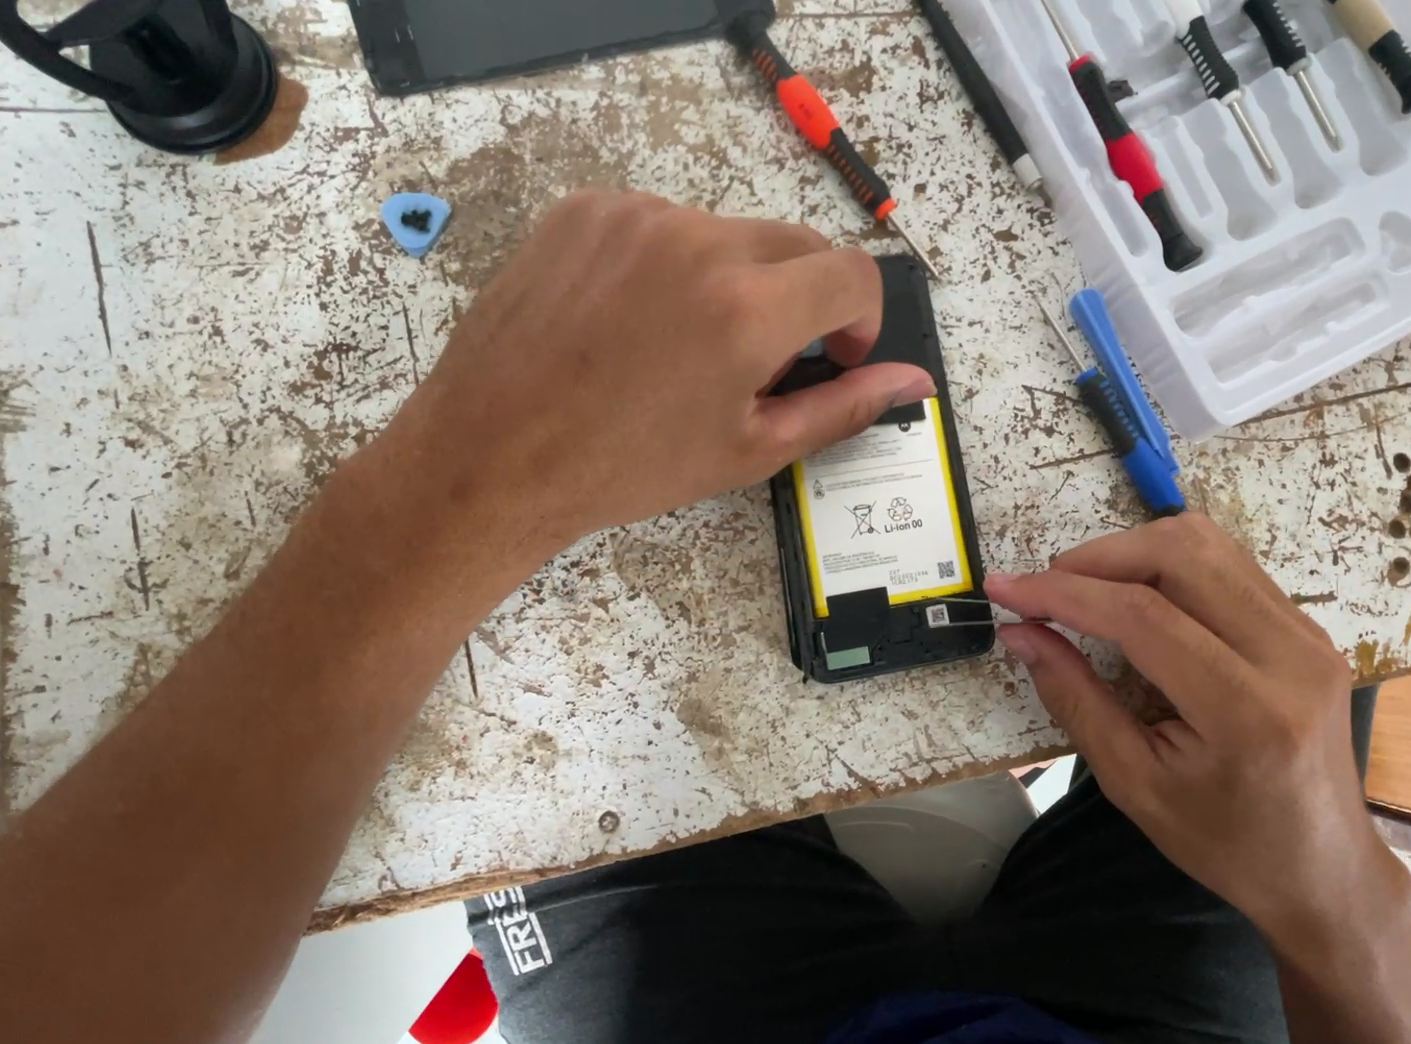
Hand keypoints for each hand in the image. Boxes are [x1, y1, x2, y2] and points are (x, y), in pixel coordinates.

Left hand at [368, 191, 935, 579]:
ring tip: (686, 346)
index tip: (831, 355)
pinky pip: (663, 223)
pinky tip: (637, 319)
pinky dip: (674, 263)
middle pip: (797, 244)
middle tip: (762, 360)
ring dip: (736, 281)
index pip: (852, 273)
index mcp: (745, 309)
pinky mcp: (584, 209)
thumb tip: (916, 381)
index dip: (859, 318)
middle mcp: (696, 240)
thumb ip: (843, 407)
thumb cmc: (629, 469)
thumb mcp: (750, 449)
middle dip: (802, 299)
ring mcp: (633, 215)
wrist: (494, 456)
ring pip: (729, 233)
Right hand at [985, 516, 1410, 957]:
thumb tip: (1020, 633)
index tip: (1004, 588)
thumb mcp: (1132, 783)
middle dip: (1094, 558)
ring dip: (1129, 551)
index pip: (1142, 616)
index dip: (1062, 593)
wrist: (1323, 869)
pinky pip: (1226, 561)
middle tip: (1044, 590)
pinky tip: (1133, 592)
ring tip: (1082, 587)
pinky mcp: (1306, 626)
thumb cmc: (1222, 842)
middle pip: (1179, 555)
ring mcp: (1307, 633)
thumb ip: (1074, 698)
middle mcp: (1290, 654)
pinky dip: (1164, 561)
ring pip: (1205, 543)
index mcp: (1247, 711)